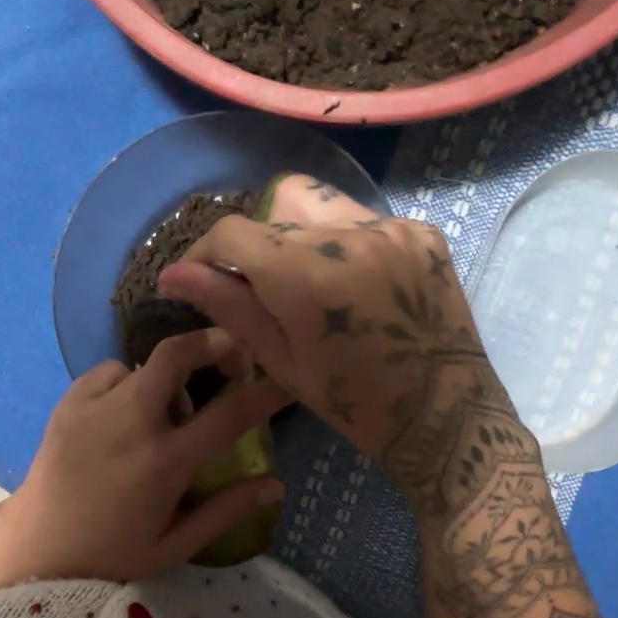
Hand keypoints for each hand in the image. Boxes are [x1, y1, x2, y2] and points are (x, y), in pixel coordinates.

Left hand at [0, 328, 289, 582]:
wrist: (37, 547)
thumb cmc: (112, 553)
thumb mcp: (174, 545)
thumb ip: (225, 511)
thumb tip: (274, 484)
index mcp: (166, 463)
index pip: (230, 414)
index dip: (267, 391)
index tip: (288, 378)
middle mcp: (132, 423)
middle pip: (178, 354)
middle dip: (212, 343)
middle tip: (231, 356)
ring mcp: (96, 407)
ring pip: (144, 365)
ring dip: (165, 378)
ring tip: (165, 411)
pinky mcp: (68, 403)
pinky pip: (110, 372)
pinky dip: (127, 383)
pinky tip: (124, 415)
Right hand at [157, 176, 522, 504]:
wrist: (445, 414)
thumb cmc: (354, 403)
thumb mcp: (281, 361)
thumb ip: (229, 306)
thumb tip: (172, 275)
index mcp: (309, 277)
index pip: (234, 233)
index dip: (204, 251)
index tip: (197, 275)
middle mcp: (351, 236)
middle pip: (277, 203)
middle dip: (256, 242)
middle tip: (259, 284)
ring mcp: (393, 229)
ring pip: (321, 203)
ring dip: (299, 230)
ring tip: (307, 278)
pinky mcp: (423, 233)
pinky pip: (364, 218)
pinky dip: (344, 241)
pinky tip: (352, 284)